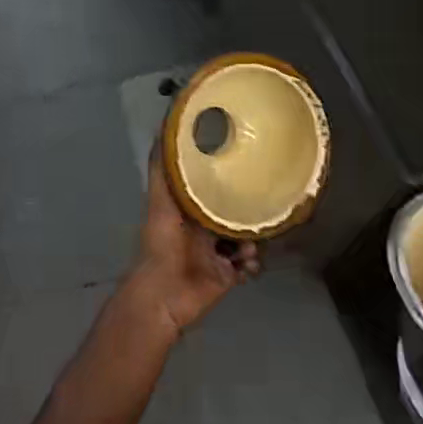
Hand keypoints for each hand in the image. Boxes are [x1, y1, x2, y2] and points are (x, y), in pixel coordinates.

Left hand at [125, 141, 262, 339]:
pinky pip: (249, 265)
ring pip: (244, 239)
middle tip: (262, 208)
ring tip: (248, 245)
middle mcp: (201, 227)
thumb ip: (161, 170)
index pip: (208, 187)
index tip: (244, 166)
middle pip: (232, 213)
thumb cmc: (161, 243)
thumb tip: (160, 130)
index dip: (224, 178)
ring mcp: (215, 252)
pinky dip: (252, 263)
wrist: (166, 294)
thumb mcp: (160, 200)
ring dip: (251, 241)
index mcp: (185, 208)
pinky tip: (247, 264)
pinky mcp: (228, 275)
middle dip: (246, 212)